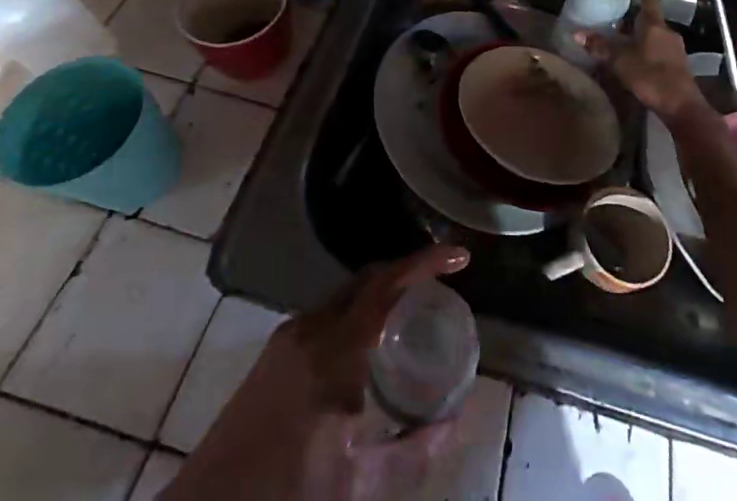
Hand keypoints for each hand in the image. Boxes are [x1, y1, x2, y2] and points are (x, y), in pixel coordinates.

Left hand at [163, 245, 471, 500]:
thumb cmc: (288, 490)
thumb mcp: (360, 481)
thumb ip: (416, 451)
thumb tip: (455, 420)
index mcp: (335, 351)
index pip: (387, 286)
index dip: (427, 263)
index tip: (460, 258)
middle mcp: (310, 328)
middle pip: (367, 279)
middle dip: (408, 271)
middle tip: (444, 282)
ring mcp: (288, 336)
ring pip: (346, 294)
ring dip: (383, 292)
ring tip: (415, 311)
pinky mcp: (276, 350)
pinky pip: (328, 313)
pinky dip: (359, 311)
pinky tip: (373, 343)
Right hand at [577, 0, 706, 118]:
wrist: (681, 106)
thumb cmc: (651, 77)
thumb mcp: (620, 61)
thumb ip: (600, 46)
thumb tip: (577, 33)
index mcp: (654, 25)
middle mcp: (667, 32)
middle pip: (650, 17)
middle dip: (632, 16)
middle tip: (613, 16)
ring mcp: (674, 48)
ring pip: (653, 34)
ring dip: (638, 34)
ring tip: (618, 38)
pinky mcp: (676, 64)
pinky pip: (658, 48)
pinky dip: (645, 48)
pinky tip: (633, 58)